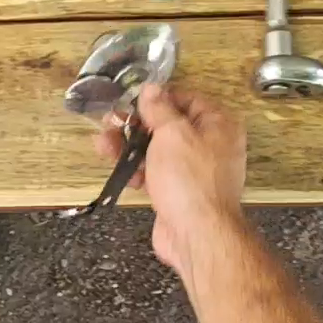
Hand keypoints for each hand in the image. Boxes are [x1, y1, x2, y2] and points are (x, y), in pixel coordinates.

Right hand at [93, 84, 247, 282]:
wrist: (195, 233)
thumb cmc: (190, 182)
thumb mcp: (171, 134)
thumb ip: (159, 109)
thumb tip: (151, 89)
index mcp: (218, 124)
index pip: (186, 99)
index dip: (157, 99)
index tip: (132, 102)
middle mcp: (210, 145)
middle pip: (168, 126)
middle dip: (136, 126)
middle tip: (111, 124)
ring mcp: (194, 171)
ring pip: (157, 151)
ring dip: (130, 148)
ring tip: (105, 146)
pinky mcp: (179, 192)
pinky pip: (156, 173)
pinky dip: (137, 171)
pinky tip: (121, 171)